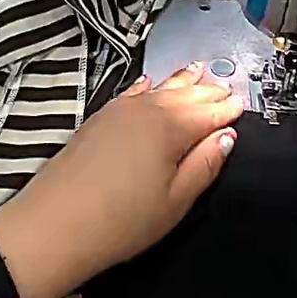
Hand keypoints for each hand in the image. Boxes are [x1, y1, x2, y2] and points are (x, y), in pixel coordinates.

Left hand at [0, 64, 242, 297]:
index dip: (227, 110)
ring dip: (181, 82)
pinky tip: (150, 82)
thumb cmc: (121, 221)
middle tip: (226, 88)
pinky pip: (131, 92)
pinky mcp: (99, 118)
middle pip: (185, 95)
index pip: (208, 113)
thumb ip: (204, 164)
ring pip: (159, 88)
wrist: (53, 225)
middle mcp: (146, 109)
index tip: (242, 104)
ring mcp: (119, 110)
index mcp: (170, 128)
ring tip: (199, 72)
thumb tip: (226, 136)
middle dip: (208, 92)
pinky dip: (146, 86)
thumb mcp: (175, 201)